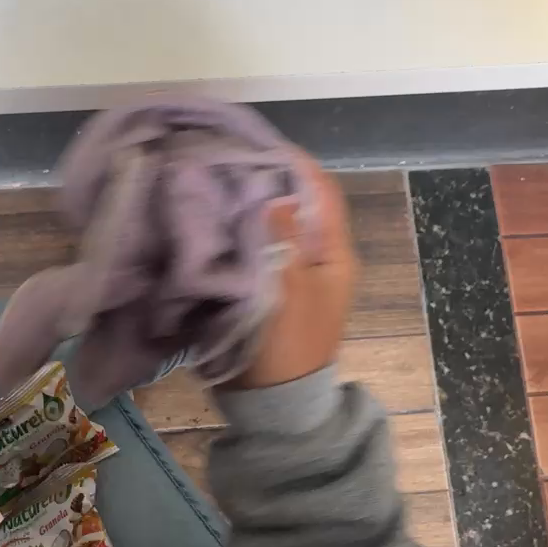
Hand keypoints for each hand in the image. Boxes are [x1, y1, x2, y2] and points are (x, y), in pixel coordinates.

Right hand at [228, 154, 356, 389]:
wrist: (274, 404)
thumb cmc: (287, 347)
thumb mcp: (288, 291)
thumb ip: (283, 240)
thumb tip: (275, 193)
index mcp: (335, 255)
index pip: (321, 192)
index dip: (294, 163)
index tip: (256, 142)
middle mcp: (318, 257)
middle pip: (296, 203)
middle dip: (266, 179)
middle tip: (226, 158)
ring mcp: (294, 272)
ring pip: (275, 223)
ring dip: (251, 203)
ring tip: (214, 180)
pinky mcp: (271, 286)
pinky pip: (257, 246)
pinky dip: (239, 230)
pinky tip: (213, 218)